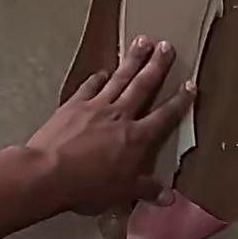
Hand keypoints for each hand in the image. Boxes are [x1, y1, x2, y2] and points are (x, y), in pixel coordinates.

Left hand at [26, 36, 193, 214]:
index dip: (180, 101)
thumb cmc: (89, 186)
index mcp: (137, 138)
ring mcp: (96, 107)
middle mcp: (121, 116)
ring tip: (143, 40)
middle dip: (157, 66)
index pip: (165, 116)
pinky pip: (89, 87)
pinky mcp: (73, 105)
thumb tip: (169, 198)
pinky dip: (98, 78)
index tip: (191, 85)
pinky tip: (103, 71)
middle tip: (167, 46)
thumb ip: (147, 190)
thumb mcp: (123, 192)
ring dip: (133, 60)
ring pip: (119, 78)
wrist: (47, 174)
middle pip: (143, 86)